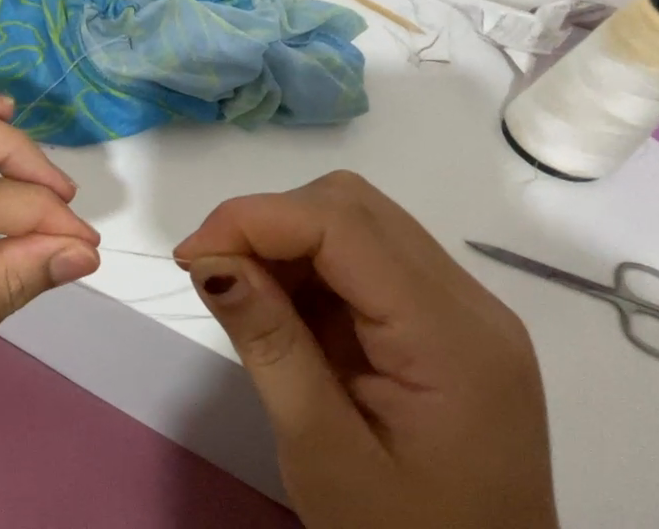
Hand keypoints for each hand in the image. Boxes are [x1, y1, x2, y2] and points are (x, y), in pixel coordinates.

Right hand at [175, 171, 557, 528]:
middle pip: (352, 207)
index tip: (189, 258)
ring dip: (283, 241)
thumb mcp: (322, 450)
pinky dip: (306, 266)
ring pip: (354, 220)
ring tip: (245, 298)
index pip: (343, 224)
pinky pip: (363, 258)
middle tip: (214, 274)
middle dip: (268, 223)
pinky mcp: (442, 324)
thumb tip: (207, 259)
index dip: (254, 219)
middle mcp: (469, 305)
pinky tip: (283, 312)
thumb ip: (270, 343)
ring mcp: (461, 312)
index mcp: (452, 339)